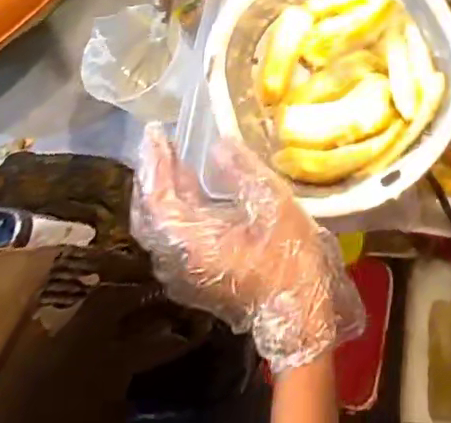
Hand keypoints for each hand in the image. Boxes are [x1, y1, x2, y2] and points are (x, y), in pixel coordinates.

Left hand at [130, 125, 362, 371]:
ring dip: (163, 190)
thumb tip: (218, 145)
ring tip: (173, 157)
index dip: (154, 165)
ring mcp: (185, 273)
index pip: (156, 200)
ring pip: (161, 226)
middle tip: (159, 142)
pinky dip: (176, 207)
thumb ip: (241, 173)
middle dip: (152, 175)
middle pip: (149, 214)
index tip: (155, 133)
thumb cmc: (289, 260)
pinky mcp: (199, 276)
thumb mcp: (273, 206)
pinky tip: (193, 187)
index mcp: (190, 244)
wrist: (301, 316)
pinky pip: (174, 235)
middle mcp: (177, 262)